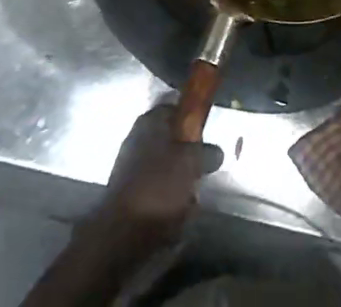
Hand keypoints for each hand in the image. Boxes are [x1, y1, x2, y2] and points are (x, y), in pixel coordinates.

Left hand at [90, 104, 223, 249]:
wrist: (124, 230)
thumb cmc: (161, 187)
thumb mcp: (192, 163)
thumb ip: (206, 152)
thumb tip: (216, 150)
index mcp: (151, 121)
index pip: (176, 109)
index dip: (194, 121)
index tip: (208, 137)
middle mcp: (137, 135)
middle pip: (171, 137)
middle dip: (188, 152)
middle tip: (204, 168)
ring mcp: (129, 162)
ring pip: (164, 162)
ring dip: (178, 174)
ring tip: (193, 193)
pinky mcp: (127, 188)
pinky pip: (155, 183)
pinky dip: (166, 192)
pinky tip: (176, 207)